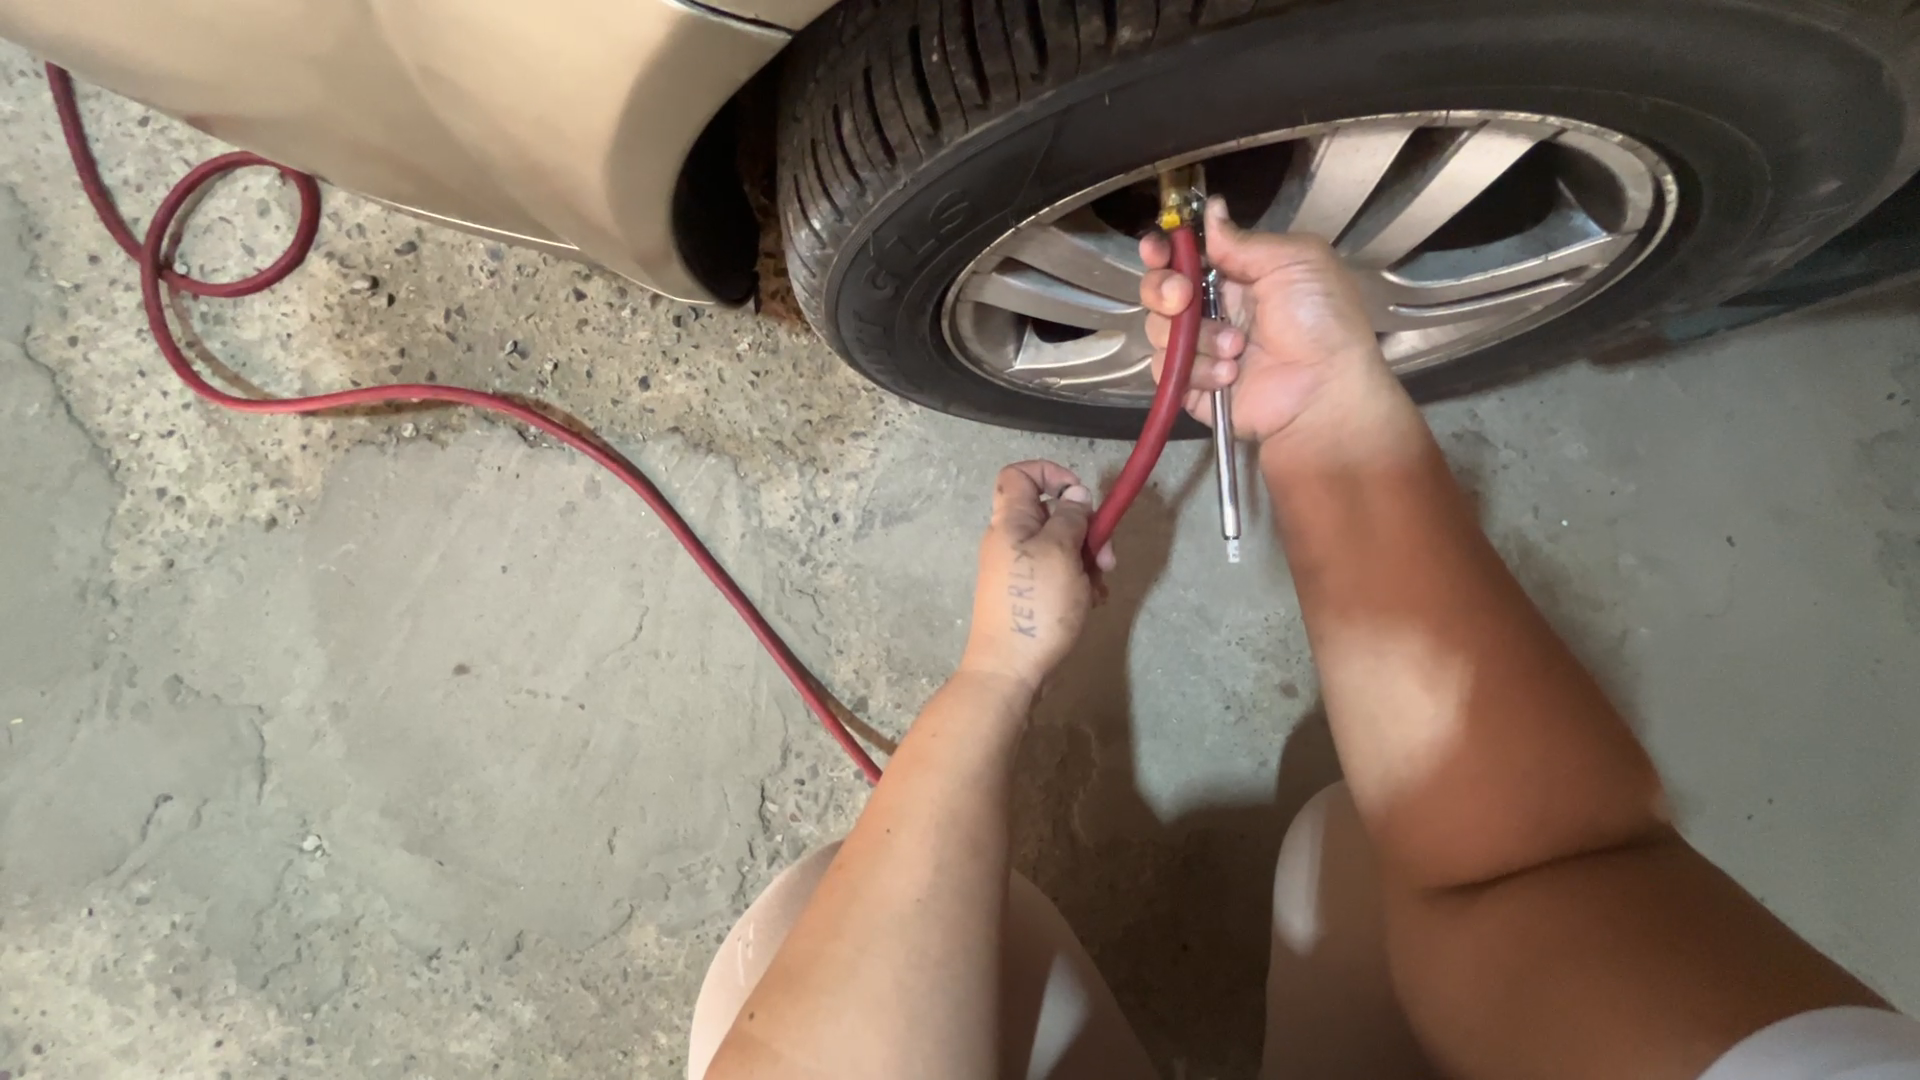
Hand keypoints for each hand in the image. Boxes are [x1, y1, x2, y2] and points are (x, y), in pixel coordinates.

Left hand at [959, 462, 1115, 695]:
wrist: (1011, 669)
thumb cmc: (1037, 605)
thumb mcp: (1060, 552)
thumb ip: (1070, 517)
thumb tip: (1075, 494)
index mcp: (1010, 522)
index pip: (1019, 475)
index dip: (1051, 473)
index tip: (1080, 494)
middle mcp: (1011, 541)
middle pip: (1052, 513)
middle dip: (1085, 529)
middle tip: (1104, 556)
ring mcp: (1020, 569)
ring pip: (1062, 547)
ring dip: (1087, 560)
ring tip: (1099, 585)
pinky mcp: (1030, 595)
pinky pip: (1059, 575)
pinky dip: (1079, 582)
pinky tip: (1092, 601)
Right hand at [1140, 197, 1389, 444]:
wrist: (1321, 391)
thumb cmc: (1320, 321)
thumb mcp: (1295, 261)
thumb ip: (1244, 240)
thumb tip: (1212, 210)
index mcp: (1234, 275)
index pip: (1184, 256)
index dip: (1164, 251)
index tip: (1157, 251)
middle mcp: (1210, 310)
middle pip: (1159, 291)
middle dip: (1163, 290)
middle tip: (1183, 297)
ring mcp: (1197, 349)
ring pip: (1159, 330)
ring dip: (1197, 337)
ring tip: (1236, 348)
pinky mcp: (1188, 385)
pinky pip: (1167, 370)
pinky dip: (1199, 370)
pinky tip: (1231, 375)